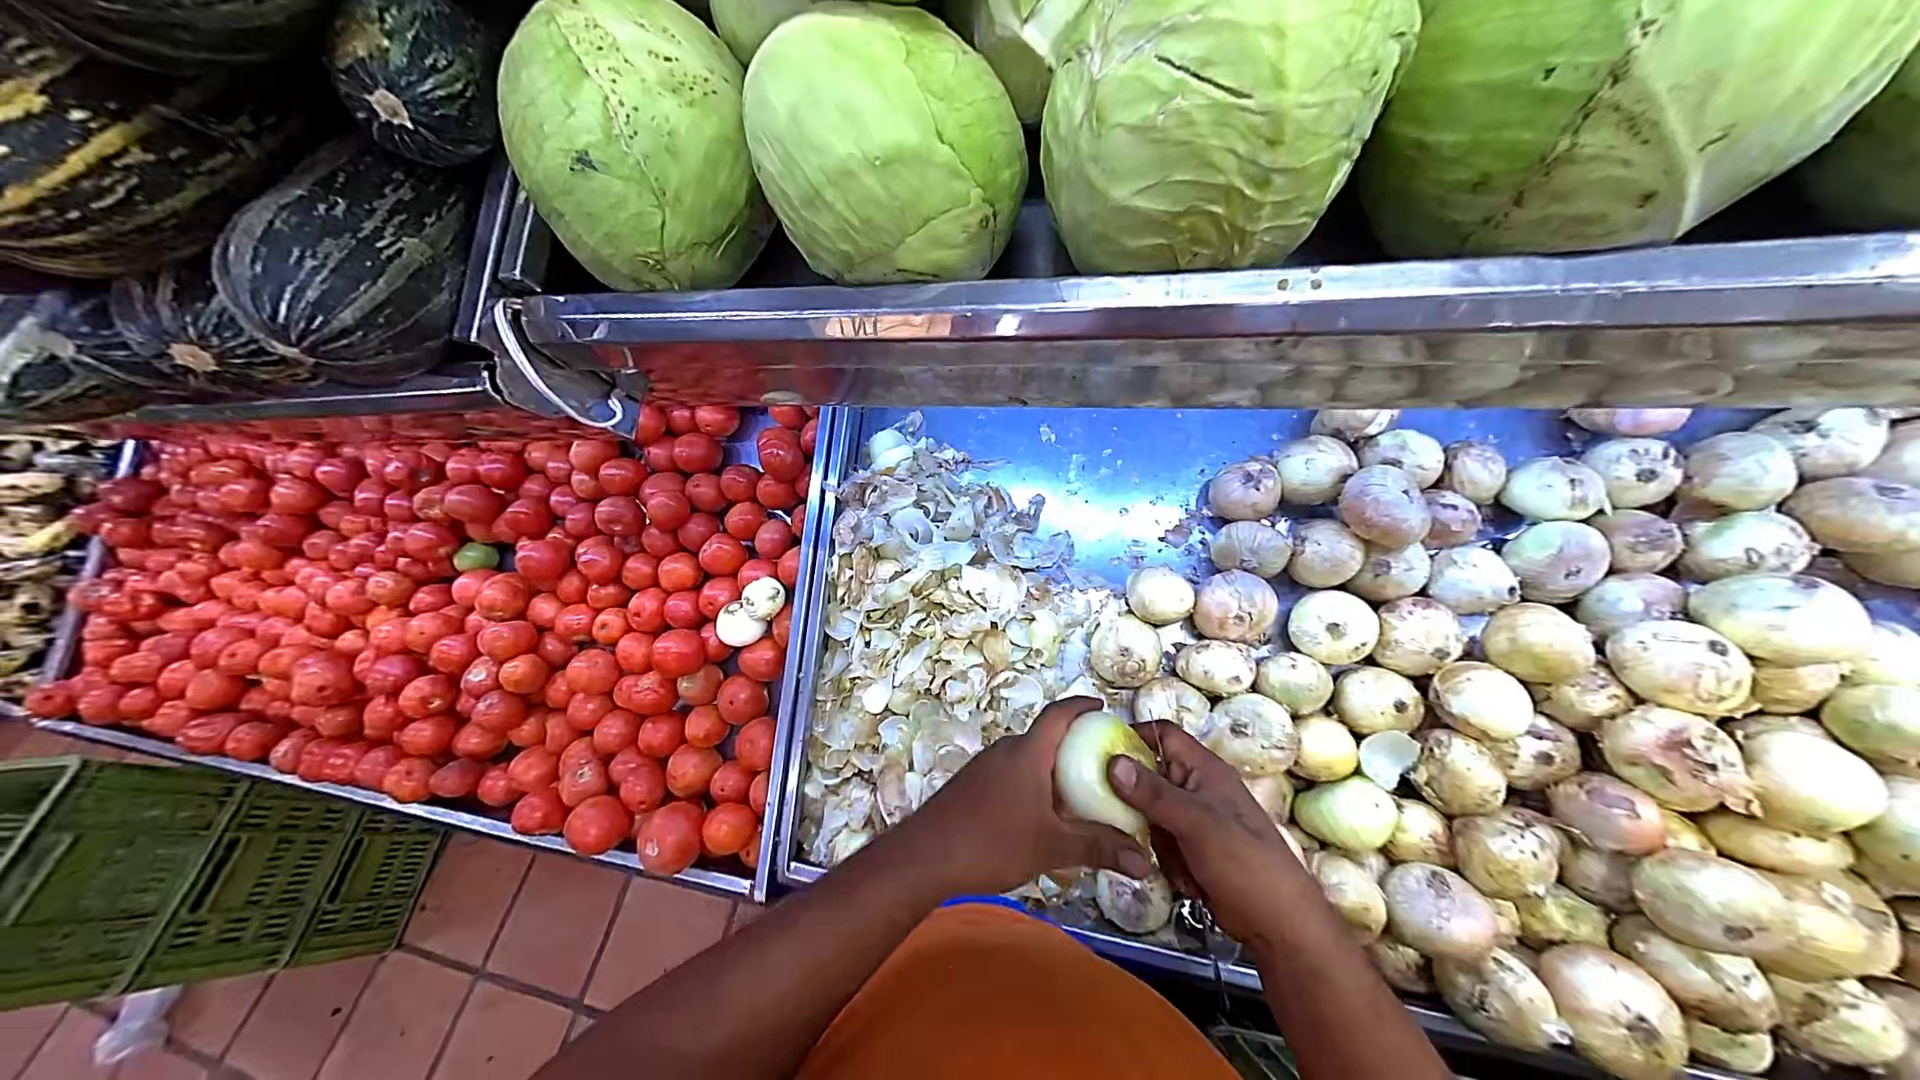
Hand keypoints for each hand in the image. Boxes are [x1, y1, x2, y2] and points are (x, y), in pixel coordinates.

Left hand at [886, 697, 1153, 896]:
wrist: (925, 856)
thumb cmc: (992, 841)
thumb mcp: (1052, 847)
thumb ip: (1099, 848)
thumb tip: (1144, 861)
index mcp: (1027, 752)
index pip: (1059, 714)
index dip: (1081, 705)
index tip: (1101, 706)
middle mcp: (1005, 750)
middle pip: (1045, 737)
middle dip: (1073, 746)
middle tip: (1100, 764)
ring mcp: (984, 766)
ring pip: (1027, 758)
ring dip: (1051, 769)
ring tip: (1076, 794)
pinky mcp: (971, 784)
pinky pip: (1010, 772)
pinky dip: (1031, 782)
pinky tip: (1039, 814)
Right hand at [1109, 721, 1304, 951]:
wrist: (1280, 925)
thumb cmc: (1245, 863)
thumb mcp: (1195, 822)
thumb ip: (1153, 792)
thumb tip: (1113, 761)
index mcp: (1203, 769)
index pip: (1162, 734)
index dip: (1132, 736)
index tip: (1100, 752)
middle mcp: (1197, 788)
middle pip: (1149, 778)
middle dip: (1138, 804)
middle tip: (1126, 821)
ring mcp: (1196, 821)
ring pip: (1150, 815)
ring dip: (1156, 841)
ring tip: (1178, 862)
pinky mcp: (1193, 850)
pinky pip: (1162, 844)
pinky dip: (1169, 863)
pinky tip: (1189, 881)